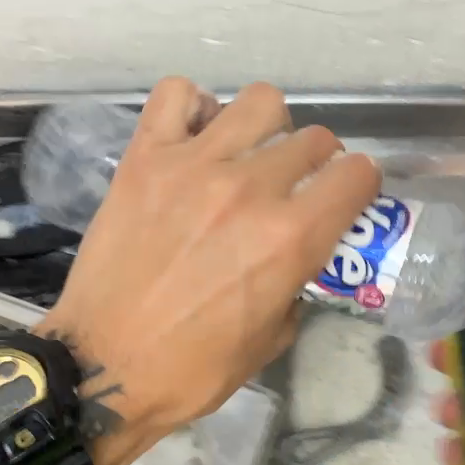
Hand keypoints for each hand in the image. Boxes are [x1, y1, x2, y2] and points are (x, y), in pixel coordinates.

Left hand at [40, 78, 380, 464]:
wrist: (104, 365)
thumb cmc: (192, 370)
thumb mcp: (272, 339)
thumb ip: (297, 284)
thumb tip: (298, 255)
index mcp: (290, 239)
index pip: (356, 175)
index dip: (360, 185)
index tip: (346, 196)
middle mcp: (250, 189)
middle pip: (314, 138)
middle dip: (320, 162)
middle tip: (296, 184)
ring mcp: (193, 165)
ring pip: (260, 102)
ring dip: (268, 127)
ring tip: (248, 154)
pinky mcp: (144, 157)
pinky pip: (177, 94)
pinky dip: (194, 106)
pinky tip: (195, 137)